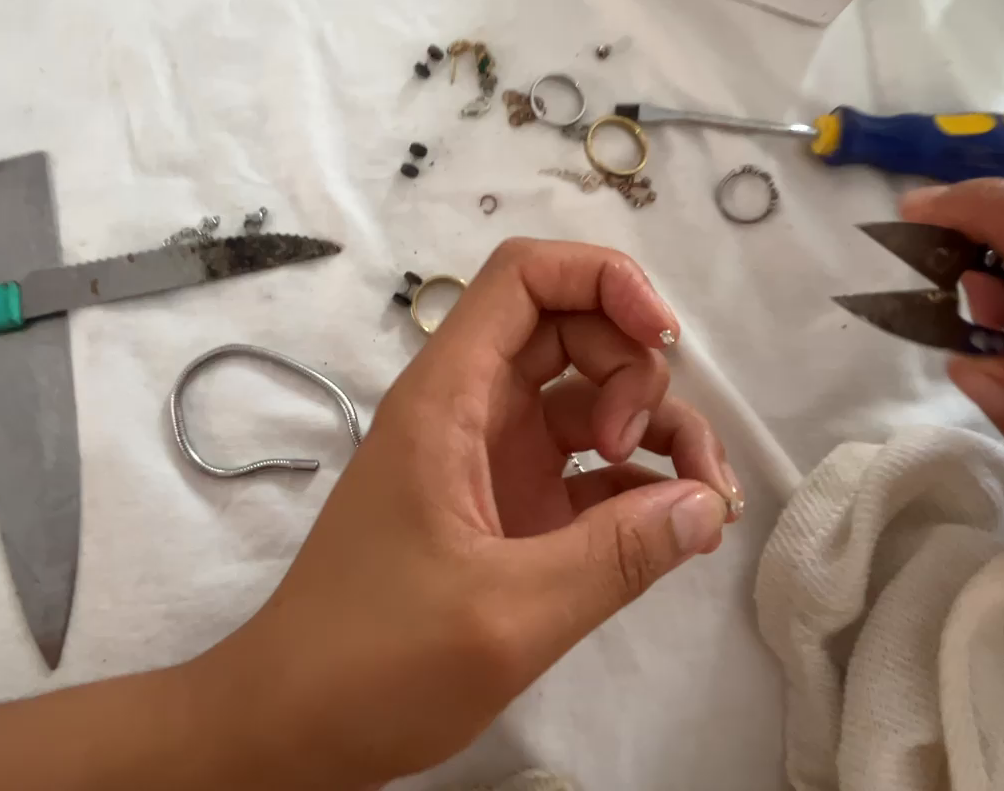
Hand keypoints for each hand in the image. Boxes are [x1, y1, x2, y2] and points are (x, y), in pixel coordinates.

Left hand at [214, 238, 742, 787]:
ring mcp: (497, 453)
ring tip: (699, 501)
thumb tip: (706, 505)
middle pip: (571, 328)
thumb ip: (615, 555)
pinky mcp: (516, 503)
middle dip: (634, 368)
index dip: (601, 278)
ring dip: (654, 427)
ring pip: (589, 394)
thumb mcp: (506, 614)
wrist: (297, 726)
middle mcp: (475, 405)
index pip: (524, 277)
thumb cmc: (374, 659)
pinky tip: (679, 526)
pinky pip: (592, 465)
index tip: (661, 336)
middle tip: (651, 449)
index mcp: (450, 395)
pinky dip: (641, 481)